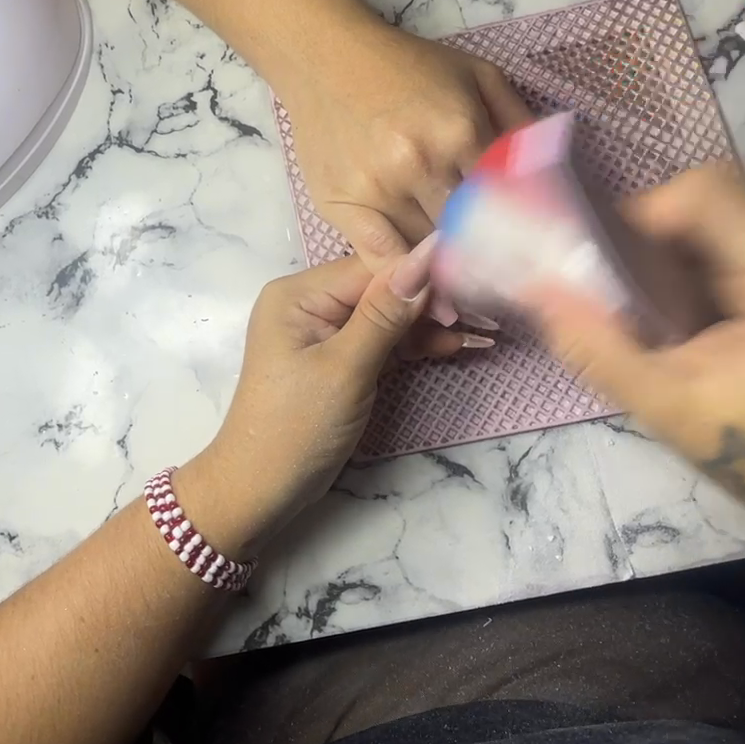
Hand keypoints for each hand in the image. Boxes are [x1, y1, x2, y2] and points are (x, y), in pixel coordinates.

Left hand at [174, 238, 484, 556]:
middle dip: (429, 303)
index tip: (468, 298)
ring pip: (384, 313)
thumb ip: (386, 313)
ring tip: (480, 334)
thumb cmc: (297, 426)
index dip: (420, 280)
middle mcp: (307, 302)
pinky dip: (410, 345)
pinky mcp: (334, 356)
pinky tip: (450, 347)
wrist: (262, 488)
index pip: (371, 266)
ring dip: (426, 326)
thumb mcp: (346, 367)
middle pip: (380, 286)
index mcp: (298, 293)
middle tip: (482, 318)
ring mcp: (320, 330)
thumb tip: (427, 255)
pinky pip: (378, 338)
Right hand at [279, 24, 532, 273]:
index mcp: (460, 132)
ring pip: (424, 251)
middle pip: (465, 233)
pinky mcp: (342, 204)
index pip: (504, 204)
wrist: (326, 58)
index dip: (518, 234)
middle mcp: (420, 165)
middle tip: (501, 280)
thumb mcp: (478, 76)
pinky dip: (403, 277)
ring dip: (444, 269)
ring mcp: (377, 188)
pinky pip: (379, 257)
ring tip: (462, 289)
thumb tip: (553, 174)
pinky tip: (420, 287)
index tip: (530, 259)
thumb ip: (518, 122)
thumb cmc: (406, 66)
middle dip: (483, 256)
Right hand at [528, 165, 744, 528]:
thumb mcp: (665, 408)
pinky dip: (700, 253)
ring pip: (725, 205)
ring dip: (674, 243)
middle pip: (713, 194)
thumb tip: (533, 288)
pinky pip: (744, 225)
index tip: (604, 267)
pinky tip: (691, 305)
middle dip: (651, 234)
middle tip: (622, 290)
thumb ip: (594, 346)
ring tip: (657, 304)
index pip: (704, 193)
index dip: (638, 216)